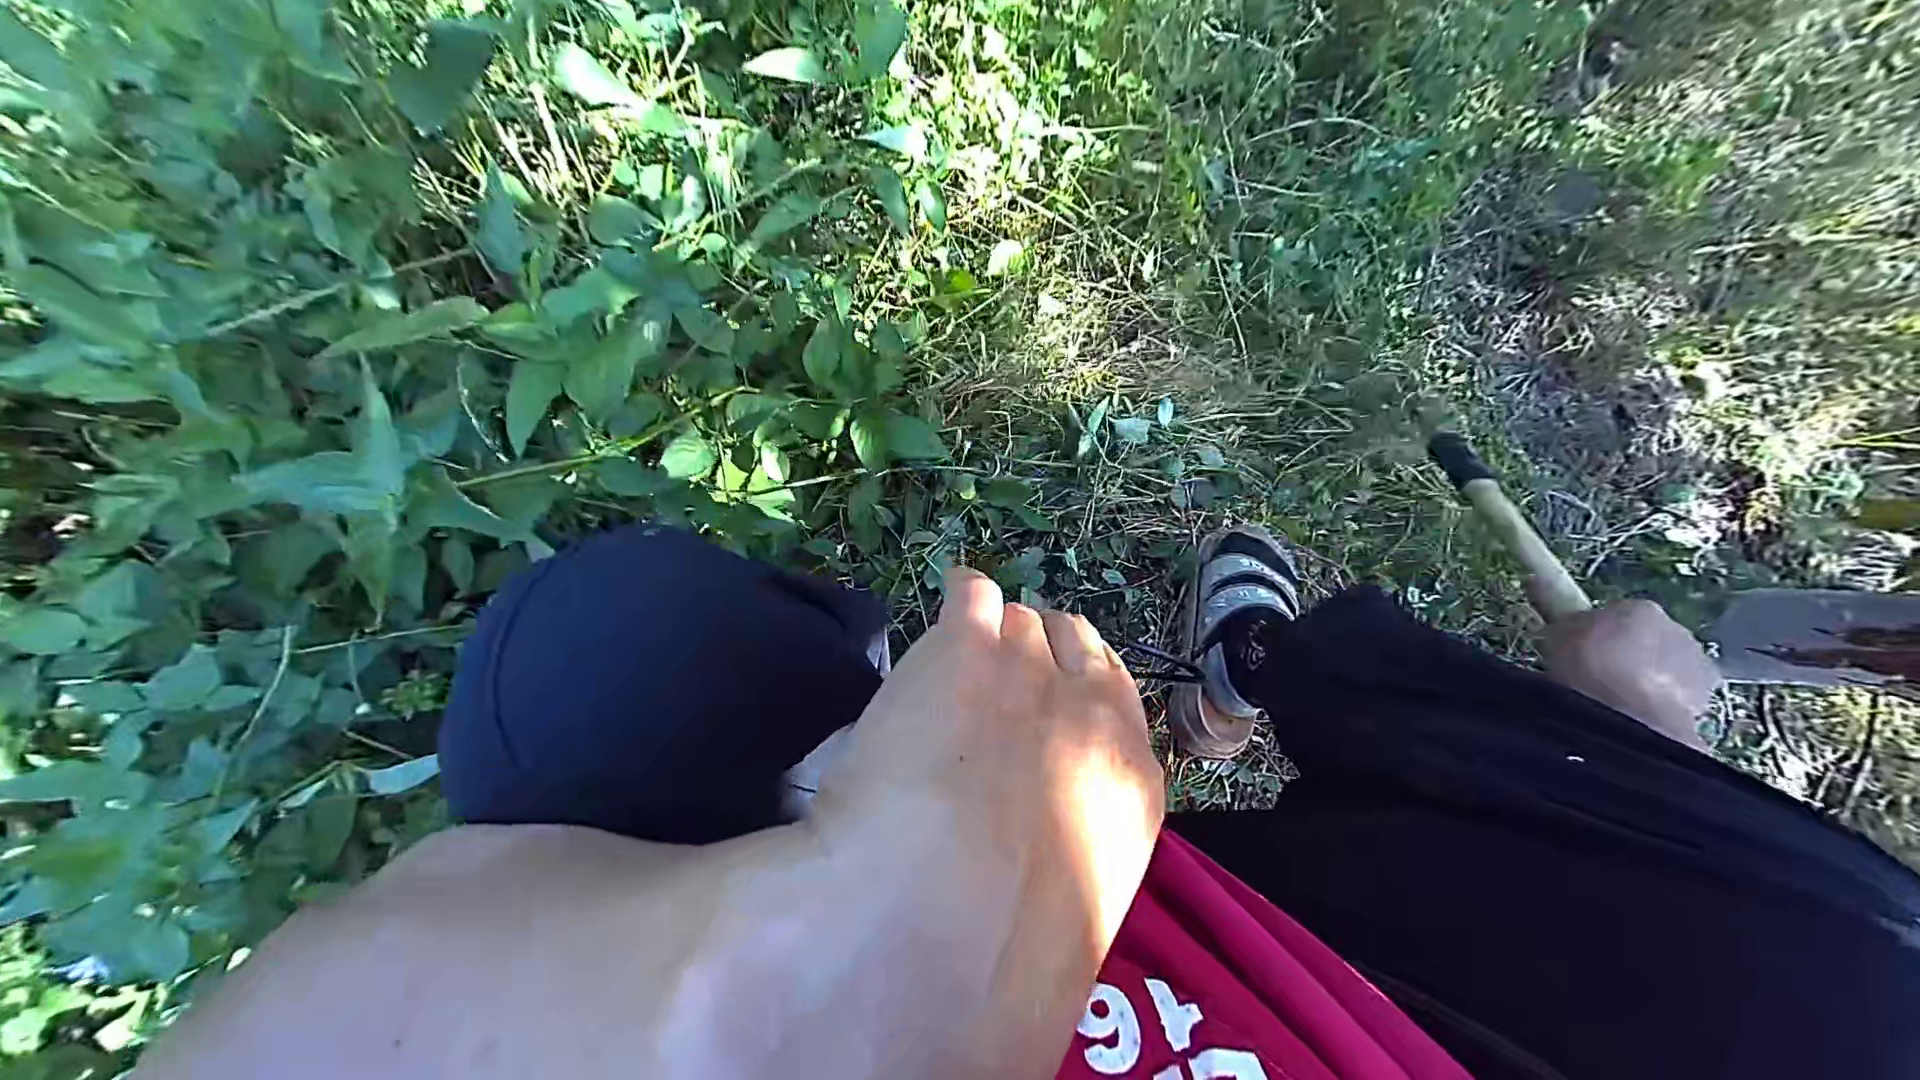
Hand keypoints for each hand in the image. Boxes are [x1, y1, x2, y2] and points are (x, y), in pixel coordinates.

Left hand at [816, 565, 1163, 1073]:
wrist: (928, 917)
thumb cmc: (996, 949)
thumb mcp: (1065, 908)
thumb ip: (1065, 849)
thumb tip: (1028, 837)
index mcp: (1128, 785)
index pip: (1118, 700)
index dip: (1078, 688)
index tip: (1049, 694)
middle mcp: (1090, 711)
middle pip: (1073, 647)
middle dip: (1038, 655)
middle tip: (999, 673)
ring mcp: (1029, 669)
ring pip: (1021, 621)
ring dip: (995, 633)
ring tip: (963, 651)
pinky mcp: (966, 642)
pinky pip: (973, 590)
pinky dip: (960, 593)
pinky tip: (948, 598)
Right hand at [1542, 598, 1718, 747]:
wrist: (1624, 711)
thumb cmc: (1584, 663)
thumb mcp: (1555, 630)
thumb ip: (1553, 606)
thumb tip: (1533, 577)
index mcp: (1640, 608)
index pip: (1618, 613)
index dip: (1597, 630)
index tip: (1578, 646)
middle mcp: (1677, 628)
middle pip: (1646, 637)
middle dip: (1626, 651)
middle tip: (1592, 670)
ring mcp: (1698, 663)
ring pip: (1664, 664)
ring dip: (1645, 676)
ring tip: (1612, 695)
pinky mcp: (1709, 696)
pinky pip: (1676, 692)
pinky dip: (1659, 699)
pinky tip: (1633, 710)